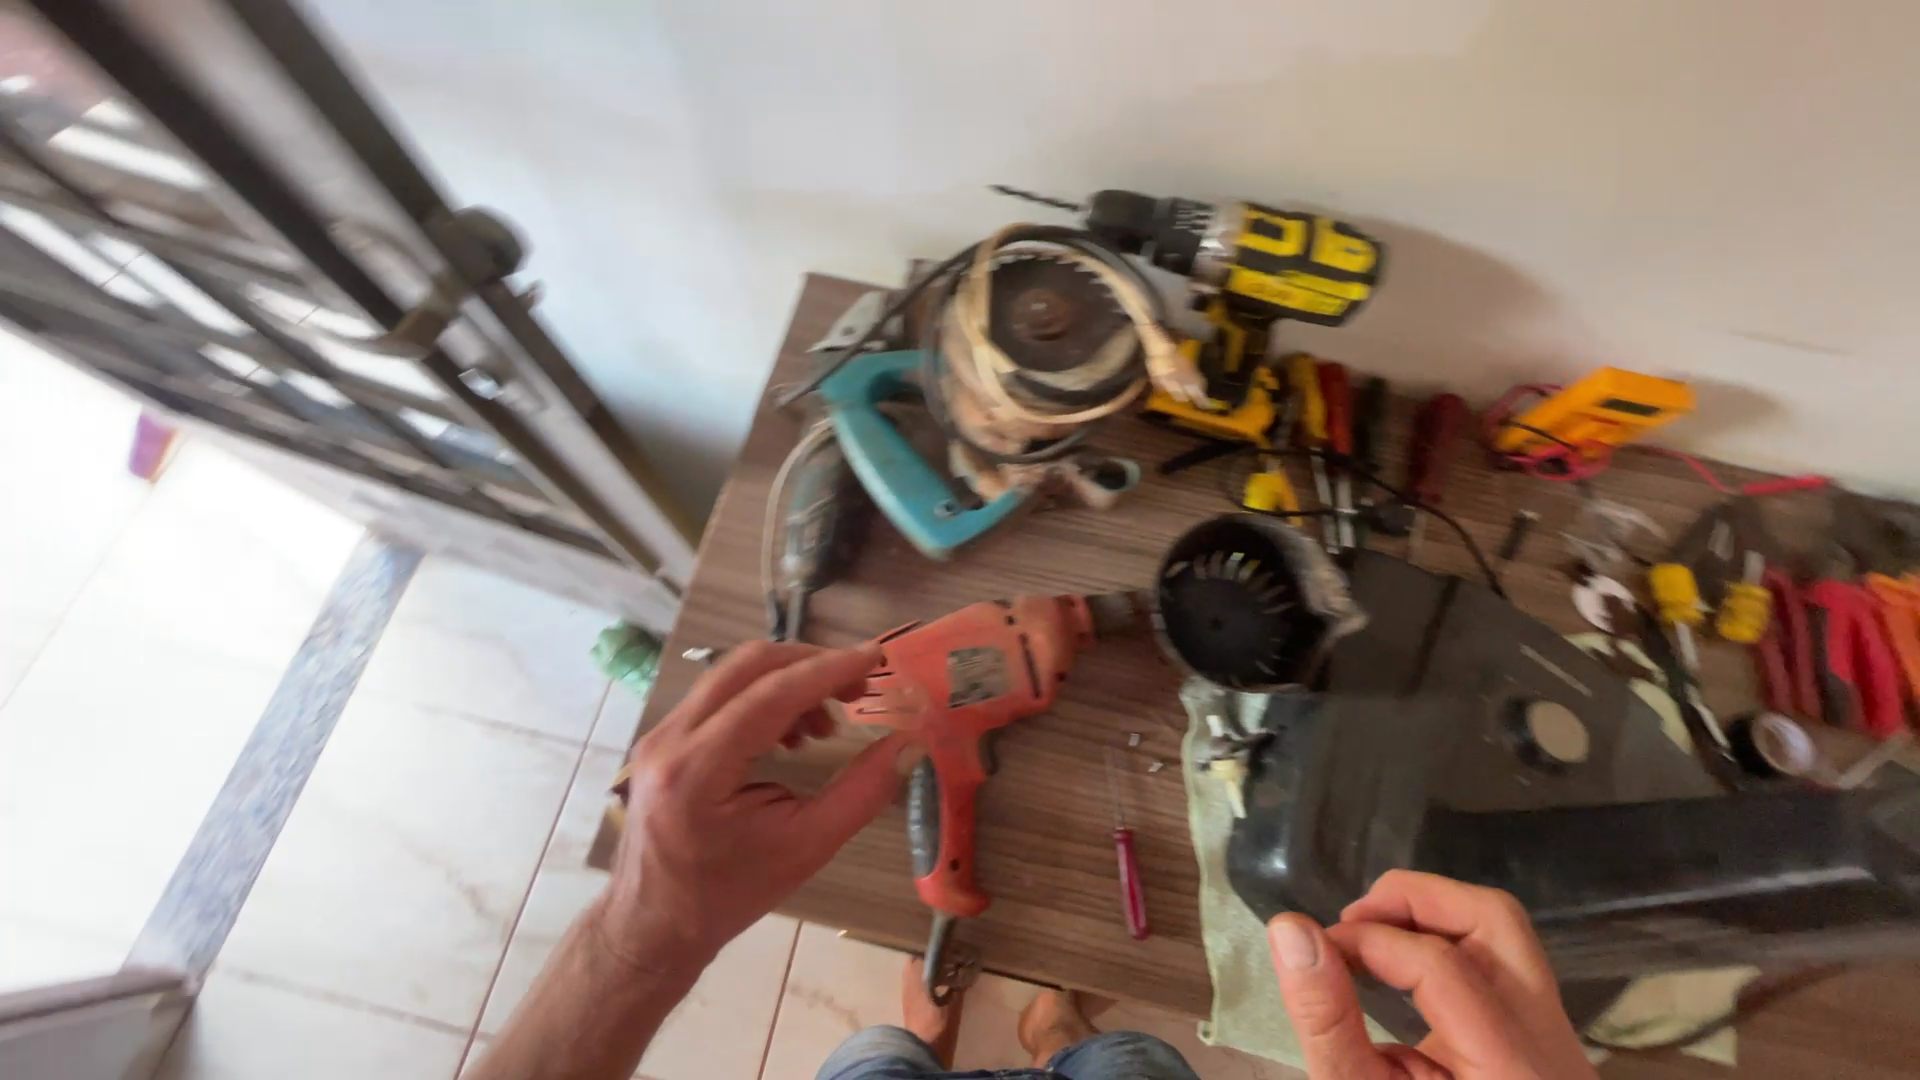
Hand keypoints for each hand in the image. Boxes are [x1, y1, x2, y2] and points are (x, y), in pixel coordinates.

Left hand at [597, 642, 913, 973]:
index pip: (771, 695)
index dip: (828, 670)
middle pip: (749, 665)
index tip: (875, 658)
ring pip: (735, 672)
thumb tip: (910, 744)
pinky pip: (724, 692)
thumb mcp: (807, 847)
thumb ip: (863, 791)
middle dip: (812, 664)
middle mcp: (671, 738)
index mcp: (698, 771)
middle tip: (858, 687)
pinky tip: (794, 733)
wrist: (655, 924)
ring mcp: (661, 732)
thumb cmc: (732, 894)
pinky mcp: (665, 735)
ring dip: (792, 680)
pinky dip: (768, 696)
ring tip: (826, 725)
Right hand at [1268, 870, 1596, 1079]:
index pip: (1441, 962)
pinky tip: (1395, 970)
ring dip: (1424, 915)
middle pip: (1493, 920)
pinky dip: (1437, 941)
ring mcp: (1559, 1044)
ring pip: (1499, 930)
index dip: (1366, 940)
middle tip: (1351, 928)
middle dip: (1409, 902)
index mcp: (1515, 1074)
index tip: (1315, 953)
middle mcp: (1557, 1051)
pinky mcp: (1542, 1040)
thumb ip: (1326, 1018)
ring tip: (1367, 940)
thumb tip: (1290, 926)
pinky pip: (1496, 958)